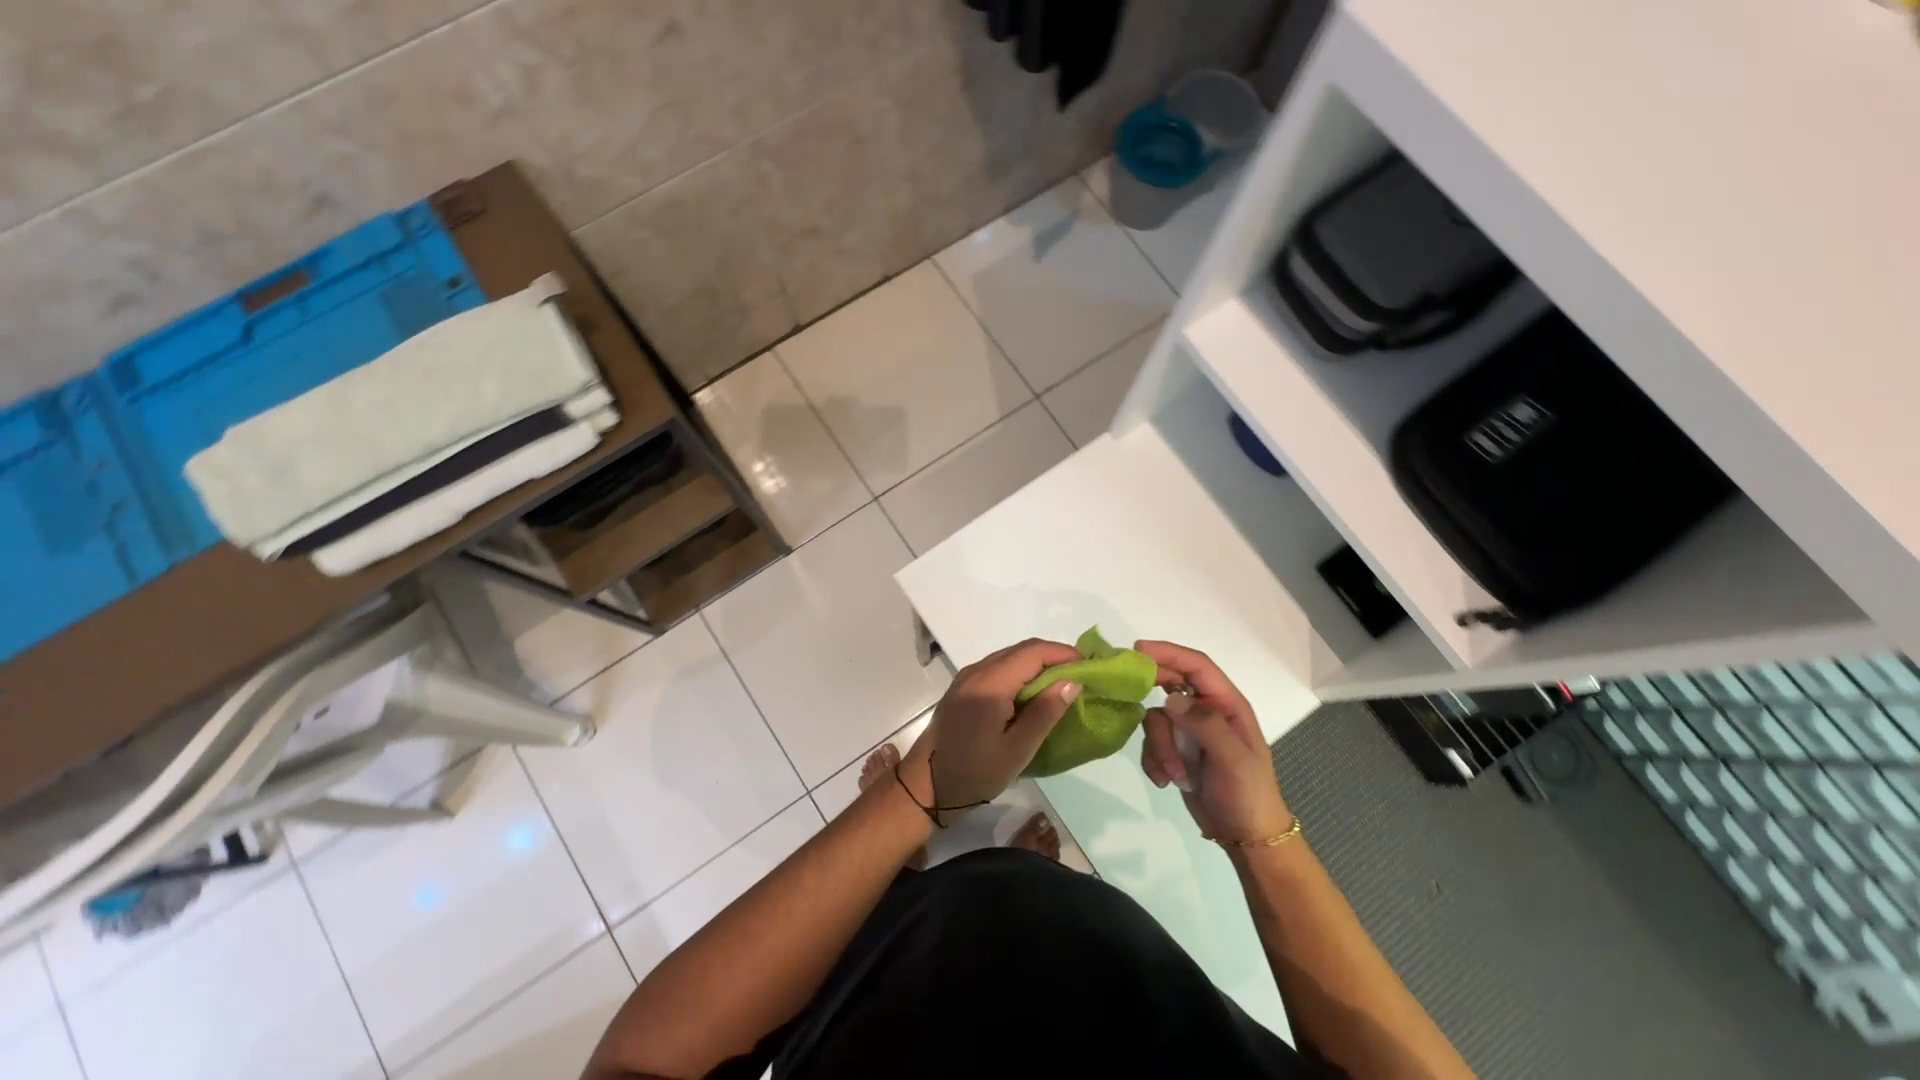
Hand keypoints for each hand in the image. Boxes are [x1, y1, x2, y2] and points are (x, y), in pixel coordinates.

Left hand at [919, 638, 1082, 820]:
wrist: (925, 786)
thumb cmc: (974, 772)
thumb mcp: (1017, 749)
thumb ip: (1045, 712)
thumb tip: (1072, 681)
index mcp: (990, 683)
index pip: (1033, 652)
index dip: (1065, 654)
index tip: (1092, 666)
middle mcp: (977, 672)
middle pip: (1021, 650)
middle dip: (1054, 657)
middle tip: (1083, 675)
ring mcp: (967, 679)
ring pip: (1009, 658)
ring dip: (1038, 665)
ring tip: (1064, 684)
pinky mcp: (963, 690)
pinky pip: (998, 670)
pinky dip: (1021, 673)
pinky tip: (1035, 694)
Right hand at [1135, 640, 1292, 844]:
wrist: (1245, 836)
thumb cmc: (1247, 794)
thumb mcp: (1233, 759)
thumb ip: (1205, 724)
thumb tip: (1170, 699)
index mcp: (1227, 705)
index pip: (1197, 667)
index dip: (1169, 653)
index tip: (1138, 650)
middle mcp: (1207, 712)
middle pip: (1170, 685)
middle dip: (1152, 697)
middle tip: (1126, 692)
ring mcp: (1189, 732)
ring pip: (1156, 719)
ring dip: (1159, 747)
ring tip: (1173, 774)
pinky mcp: (1176, 752)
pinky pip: (1152, 744)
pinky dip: (1154, 762)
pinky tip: (1168, 782)